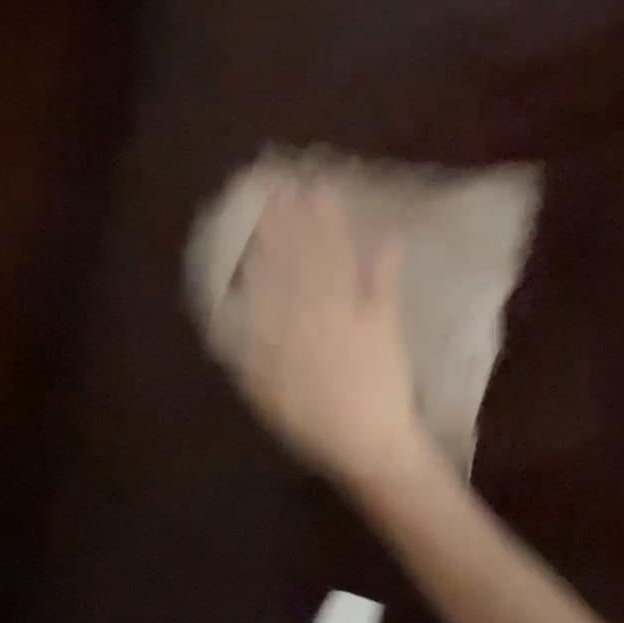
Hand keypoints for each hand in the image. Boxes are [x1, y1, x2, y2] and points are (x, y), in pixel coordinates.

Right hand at [210, 178, 429, 482]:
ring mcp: (352, 315)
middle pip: (302, 257)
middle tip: (288, 179)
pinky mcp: (384, 324)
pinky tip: (385, 233)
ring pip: (334, 262)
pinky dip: (383, 261)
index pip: (272, 270)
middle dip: (294, 217)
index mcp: (283, 327)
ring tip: (321, 190)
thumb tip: (239, 299)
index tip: (263, 201)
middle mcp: (315, 312)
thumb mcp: (264, 387)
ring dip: (328, 225)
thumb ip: (251, 344)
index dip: (268, 233)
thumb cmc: (308, 423)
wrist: (365, 443)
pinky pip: (382, 286)